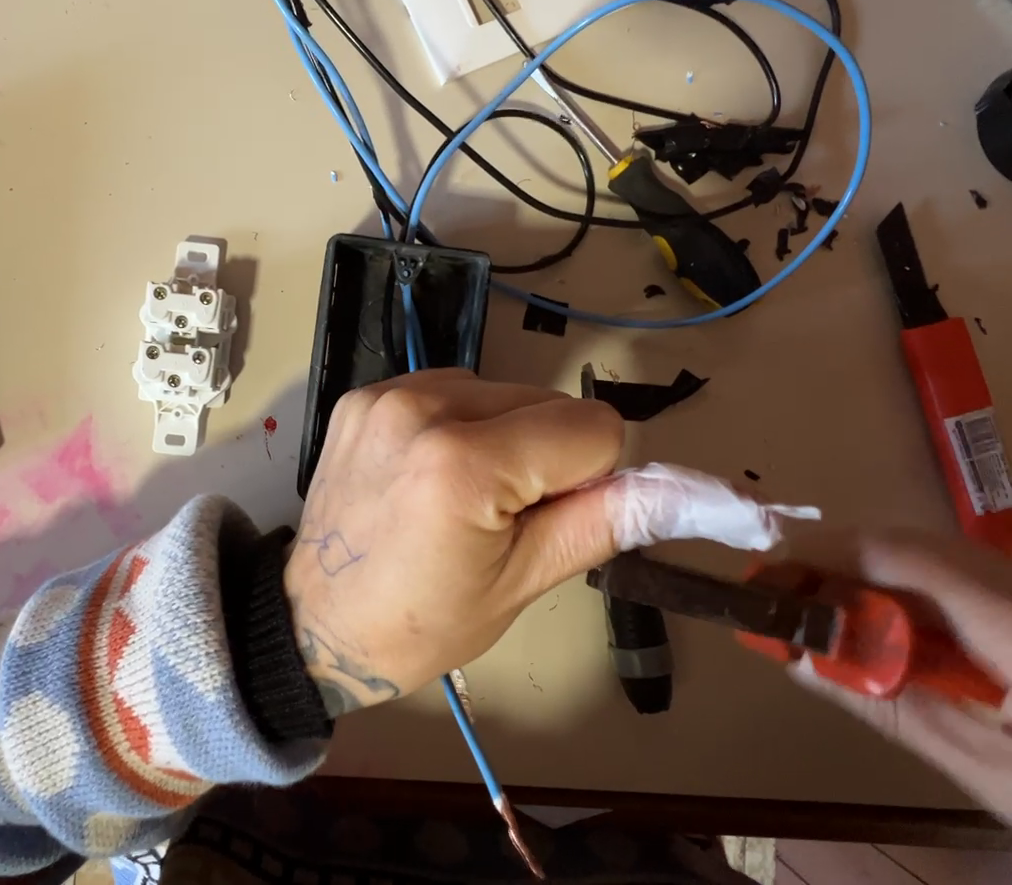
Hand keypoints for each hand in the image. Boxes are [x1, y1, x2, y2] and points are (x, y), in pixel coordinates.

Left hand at [284, 369, 624, 714]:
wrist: (315, 621)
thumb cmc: (422, 623)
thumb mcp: (524, 581)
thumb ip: (609, 520)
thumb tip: (695, 490)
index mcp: (464, 461)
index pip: (592, 427)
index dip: (590, 477)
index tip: (548, 518)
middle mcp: (422, 405)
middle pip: (545, 401)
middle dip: (546, 454)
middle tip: (500, 516)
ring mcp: (387, 393)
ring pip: (500, 390)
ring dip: (504, 434)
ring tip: (461, 496)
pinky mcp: (365, 394)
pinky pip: (450, 388)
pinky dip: (459, 422)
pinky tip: (431, 471)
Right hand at [787, 528, 1011, 884]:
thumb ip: (898, 709)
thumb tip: (797, 658)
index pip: (899, 554)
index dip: (818, 555)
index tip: (762, 576)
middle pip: (927, 549)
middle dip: (846, 569)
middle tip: (790, 607)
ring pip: (967, 566)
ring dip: (896, 590)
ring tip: (850, 636)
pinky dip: (951, 606)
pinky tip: (940, 655)